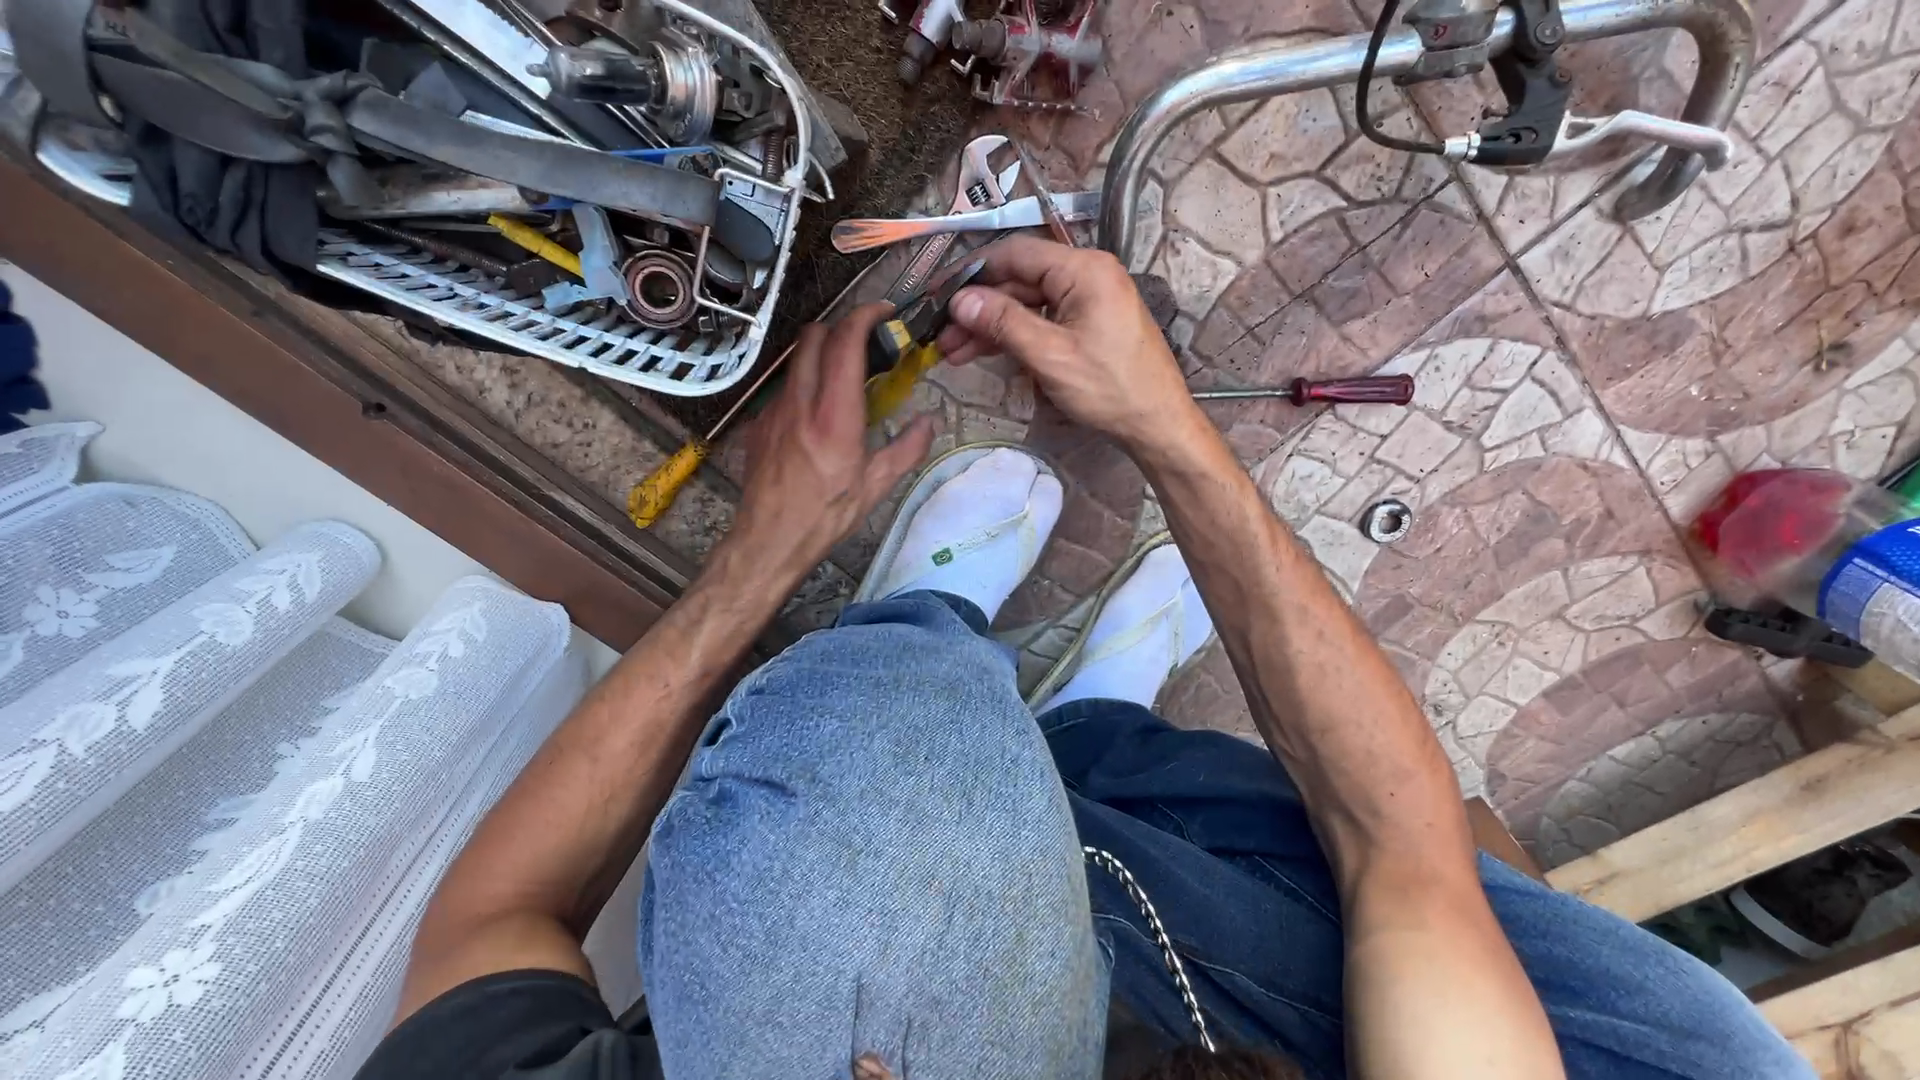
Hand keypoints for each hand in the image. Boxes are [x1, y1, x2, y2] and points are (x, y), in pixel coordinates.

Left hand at [728, 304, 933, 577]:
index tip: (882, 313)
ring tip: (842, 377)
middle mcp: (800, 403)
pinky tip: (815, 414)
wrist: (769, 541)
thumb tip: (930, 422)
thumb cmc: (826, 517)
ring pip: (795, 360)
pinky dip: (803, 386)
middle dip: (840, 327)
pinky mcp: (757, 423)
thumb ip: (908, 448)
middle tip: (864, 343)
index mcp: (835, 416)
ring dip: (819, 354)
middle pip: (812, 336)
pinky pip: (783, 389)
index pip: (844, 343)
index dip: (864, 316)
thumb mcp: (877, 487)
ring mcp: (773, 411)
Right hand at [935, 235, 1203, 453]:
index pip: (1015, 254)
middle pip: (1020, 281)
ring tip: (954, 353)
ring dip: (992, 326)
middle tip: (942, 338)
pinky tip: (986, 353)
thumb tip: (960, 300)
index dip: (972, 274)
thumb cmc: (1109, 388)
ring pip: (1028, 304)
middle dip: (979, 309)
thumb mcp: (1049, 356)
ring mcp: (1090, 300)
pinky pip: (1045, 320)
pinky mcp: (1090, 323)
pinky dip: (1016, 336)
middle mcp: (1088, 274)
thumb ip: (1003, 323)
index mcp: (1084, 269)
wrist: (1158, 424)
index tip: (938, 296)